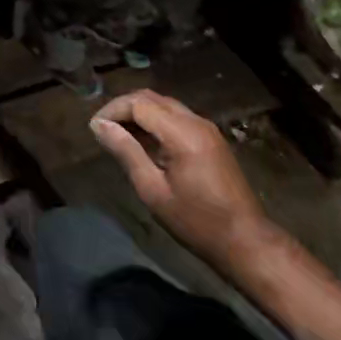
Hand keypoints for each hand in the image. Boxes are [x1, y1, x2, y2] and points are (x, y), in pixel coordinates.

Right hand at [91, 91, 266, 252]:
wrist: (246, 241)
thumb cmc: (196, 221)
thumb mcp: (153, 190)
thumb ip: (126, 152)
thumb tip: (99, 126)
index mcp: (182, 133)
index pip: (138, 103)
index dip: (112, 110)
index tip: (94, 129)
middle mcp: (195, 121)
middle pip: (151, 98)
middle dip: (123, 107)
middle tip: (102, 128)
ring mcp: (206, 128)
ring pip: (164, 105)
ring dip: (139, 112)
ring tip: (118, 134)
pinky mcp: (211, 138)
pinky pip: (176, 116)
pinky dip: (155, 120)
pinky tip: (143, 141)